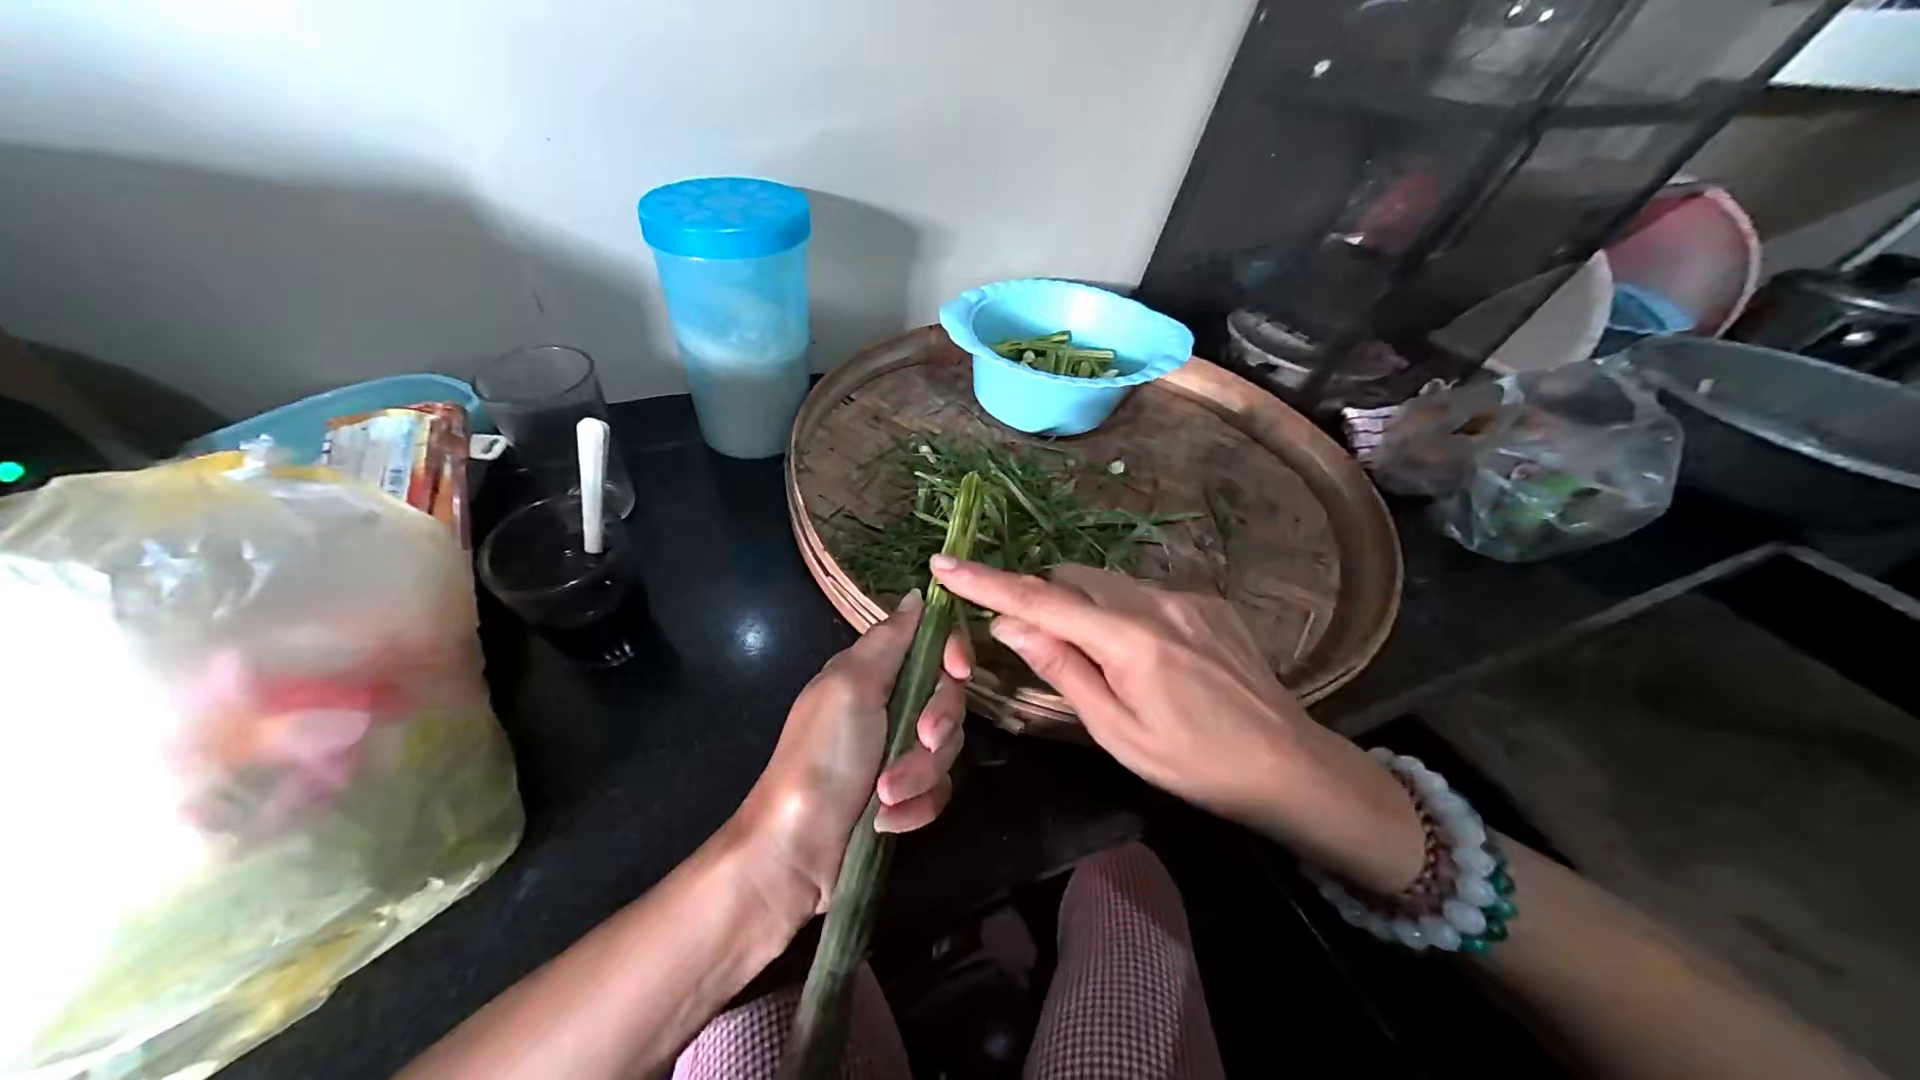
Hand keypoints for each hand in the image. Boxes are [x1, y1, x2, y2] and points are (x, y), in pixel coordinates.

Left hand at [736, 590, 968, 915]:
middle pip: (949, 696)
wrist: (796, 850)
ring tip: (885, 794)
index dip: (952, 652)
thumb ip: (889, 639)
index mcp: (873, 671)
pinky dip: (915, 806)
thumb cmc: (821, 757)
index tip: (957, 671)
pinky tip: (886, 819)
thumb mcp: (851, 687)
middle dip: (938, 723)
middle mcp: (890, 704)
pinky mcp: (907, 793)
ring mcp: (899, 751)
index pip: (932, 644)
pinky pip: (939, 790)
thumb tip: (917, 595)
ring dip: (918, 774)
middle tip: (919, 740)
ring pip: (948, 748)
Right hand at [930, 556, 1423, 893]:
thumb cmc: (1192, 763)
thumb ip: (1063, 669)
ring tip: (1099, 660)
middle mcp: (1156, 602)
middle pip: (1073, 579)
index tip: (945, 563)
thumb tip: (1012, 626)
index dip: (988, 583)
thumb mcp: (1116, 731)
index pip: (1042, 601)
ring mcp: (1186, 596)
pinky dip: (1122, 614)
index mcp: (1129, 640)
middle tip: (1034, 640)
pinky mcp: (1207, 601)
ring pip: (1108, 584)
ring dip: (1084, 608)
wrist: (1287, 763)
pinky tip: (1147, 658)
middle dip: (1041, 597)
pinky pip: (1143, 594)